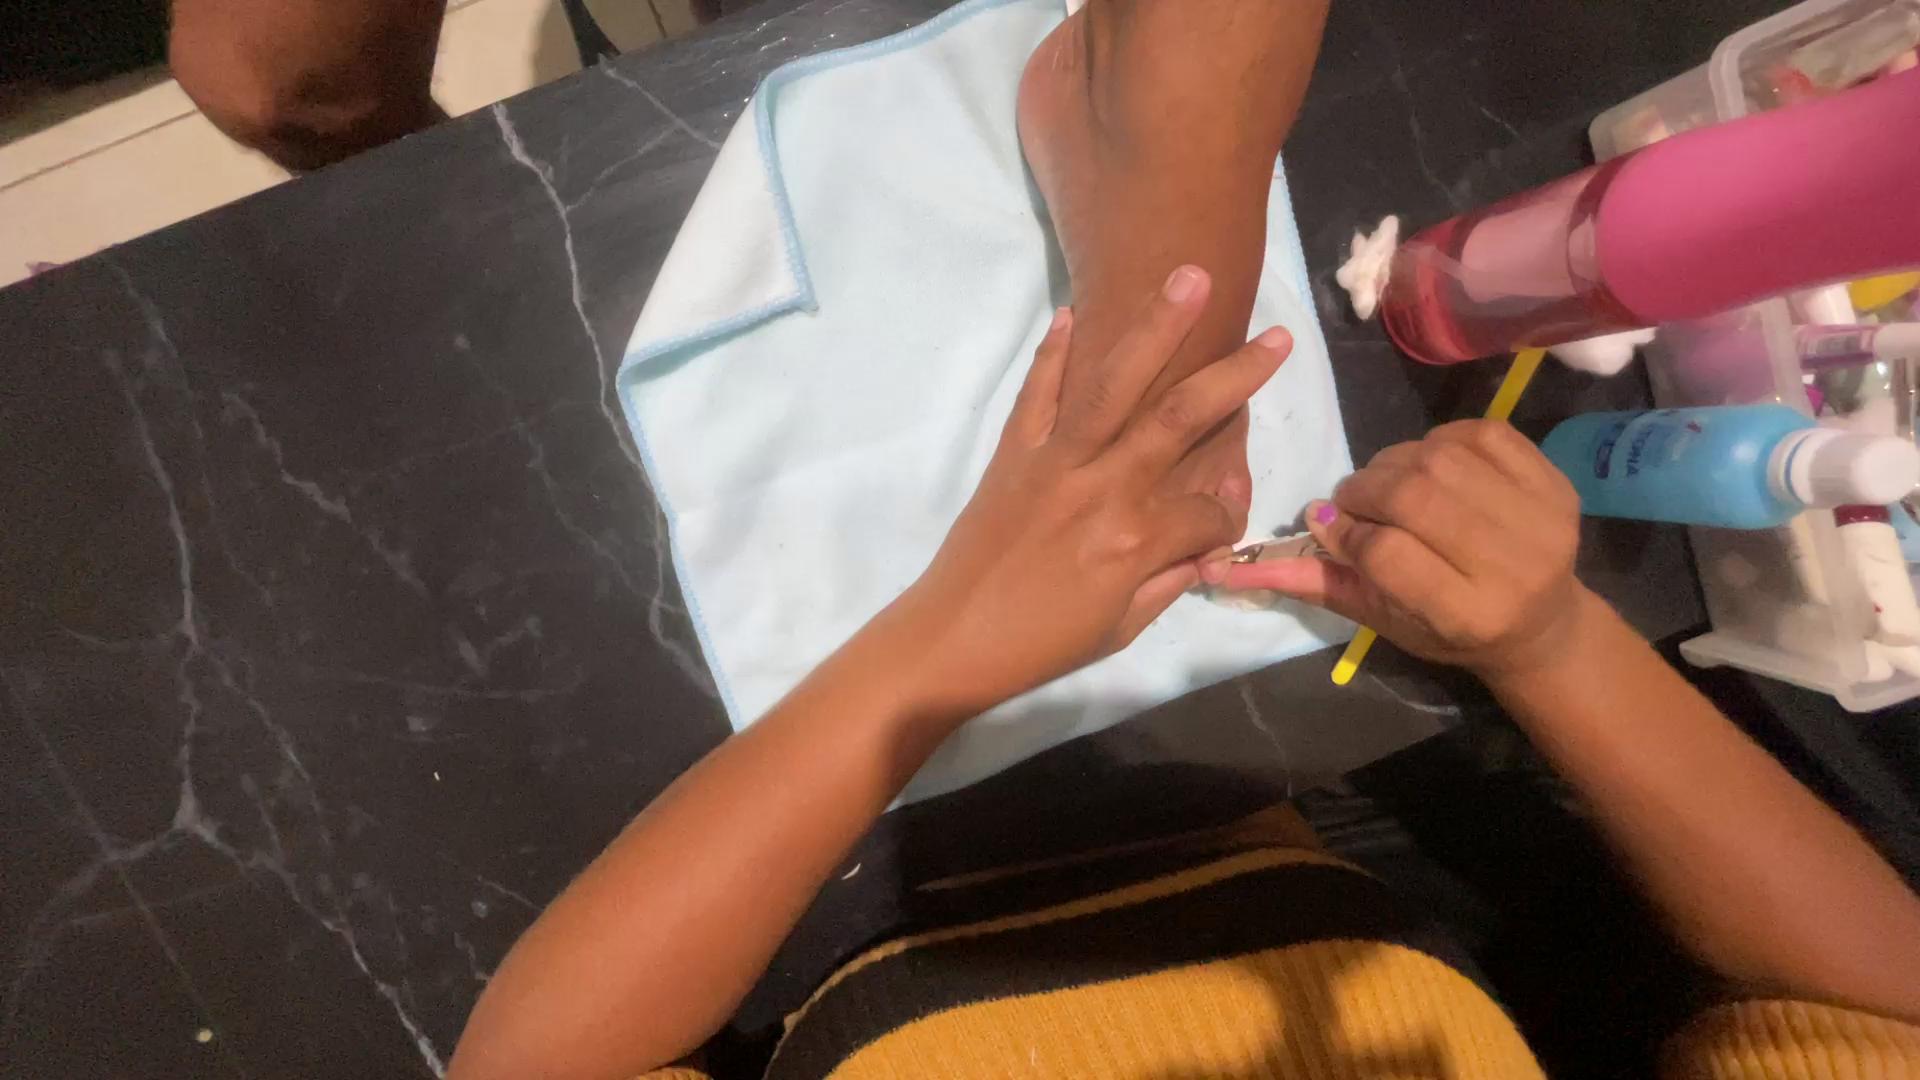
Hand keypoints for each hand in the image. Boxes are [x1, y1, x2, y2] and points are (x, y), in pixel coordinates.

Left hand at [888, 266, 1290, 717]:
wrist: (952, 636)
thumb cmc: (1040, 644)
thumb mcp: (1121, 628)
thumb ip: (1168, 579)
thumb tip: (1202, 546)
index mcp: (1136, 541)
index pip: (1208, 512)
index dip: (1225, 519)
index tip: (1218, 525)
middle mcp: (1103, 488)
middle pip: (1181, 419)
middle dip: (1234, 376)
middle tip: (1275, 335)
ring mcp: (1053, 462)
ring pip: (1111, 387)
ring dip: (1153, 329)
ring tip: (1187, 278)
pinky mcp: (1011, 453)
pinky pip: (1035, 394)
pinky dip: (1051, 354)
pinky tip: (1070, 313)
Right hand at [1222, 419, 1588, 679]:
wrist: (1541, 621)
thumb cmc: (1446, 630)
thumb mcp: (1378, 619)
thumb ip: (1318, 585)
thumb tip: (1238, 569)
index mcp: (1465, 614)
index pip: (1386, 554)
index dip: (1346, 534)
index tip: (1327, 527)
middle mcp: (1513, 565)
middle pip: (1414, 498)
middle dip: (1364, 491)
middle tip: (1351, 501)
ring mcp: (1542, 518)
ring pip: (1440, 458)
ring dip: (1394, 462)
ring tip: (1385, 483)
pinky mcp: (1556, 482)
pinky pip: (1480, 433)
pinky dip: (1439, 440)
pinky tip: (1430, 464)